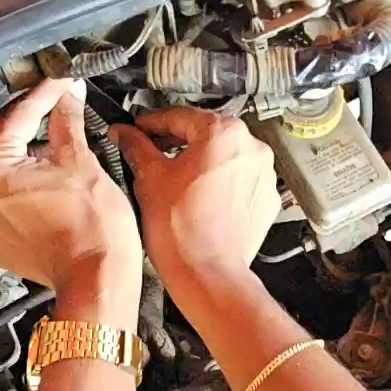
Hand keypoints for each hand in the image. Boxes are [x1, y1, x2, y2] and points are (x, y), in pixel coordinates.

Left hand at [0, 80, 141, 300]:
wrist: (97, 280)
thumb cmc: (92, 229)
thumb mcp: (80, 161)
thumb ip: (66, 121)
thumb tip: (67, 97)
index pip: (16, 116)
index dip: (44, 94)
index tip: (62, 84)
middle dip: (28, 121)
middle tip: (56, 104)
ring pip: (1, 172)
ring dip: (25, 154)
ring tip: (55, 144)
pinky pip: (5, 202)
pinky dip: (24, 187)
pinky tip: (48, 183)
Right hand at [110, 107, 279, 301]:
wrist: (207, 274)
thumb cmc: (182, 231)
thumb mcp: (149, 178)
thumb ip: (136, 147)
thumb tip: (125, 134)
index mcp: (223, 133)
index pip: (179, 116)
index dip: (152, 123)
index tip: (139, 130)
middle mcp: (251, 148)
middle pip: (205, 133)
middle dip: (177, 142)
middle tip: (152, 153)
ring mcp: (262, 174)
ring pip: (224, 157)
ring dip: (200, 162)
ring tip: (174, 179)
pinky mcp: (265, 198)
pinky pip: (238, 180)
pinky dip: (219, 182)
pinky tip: (197, 198)